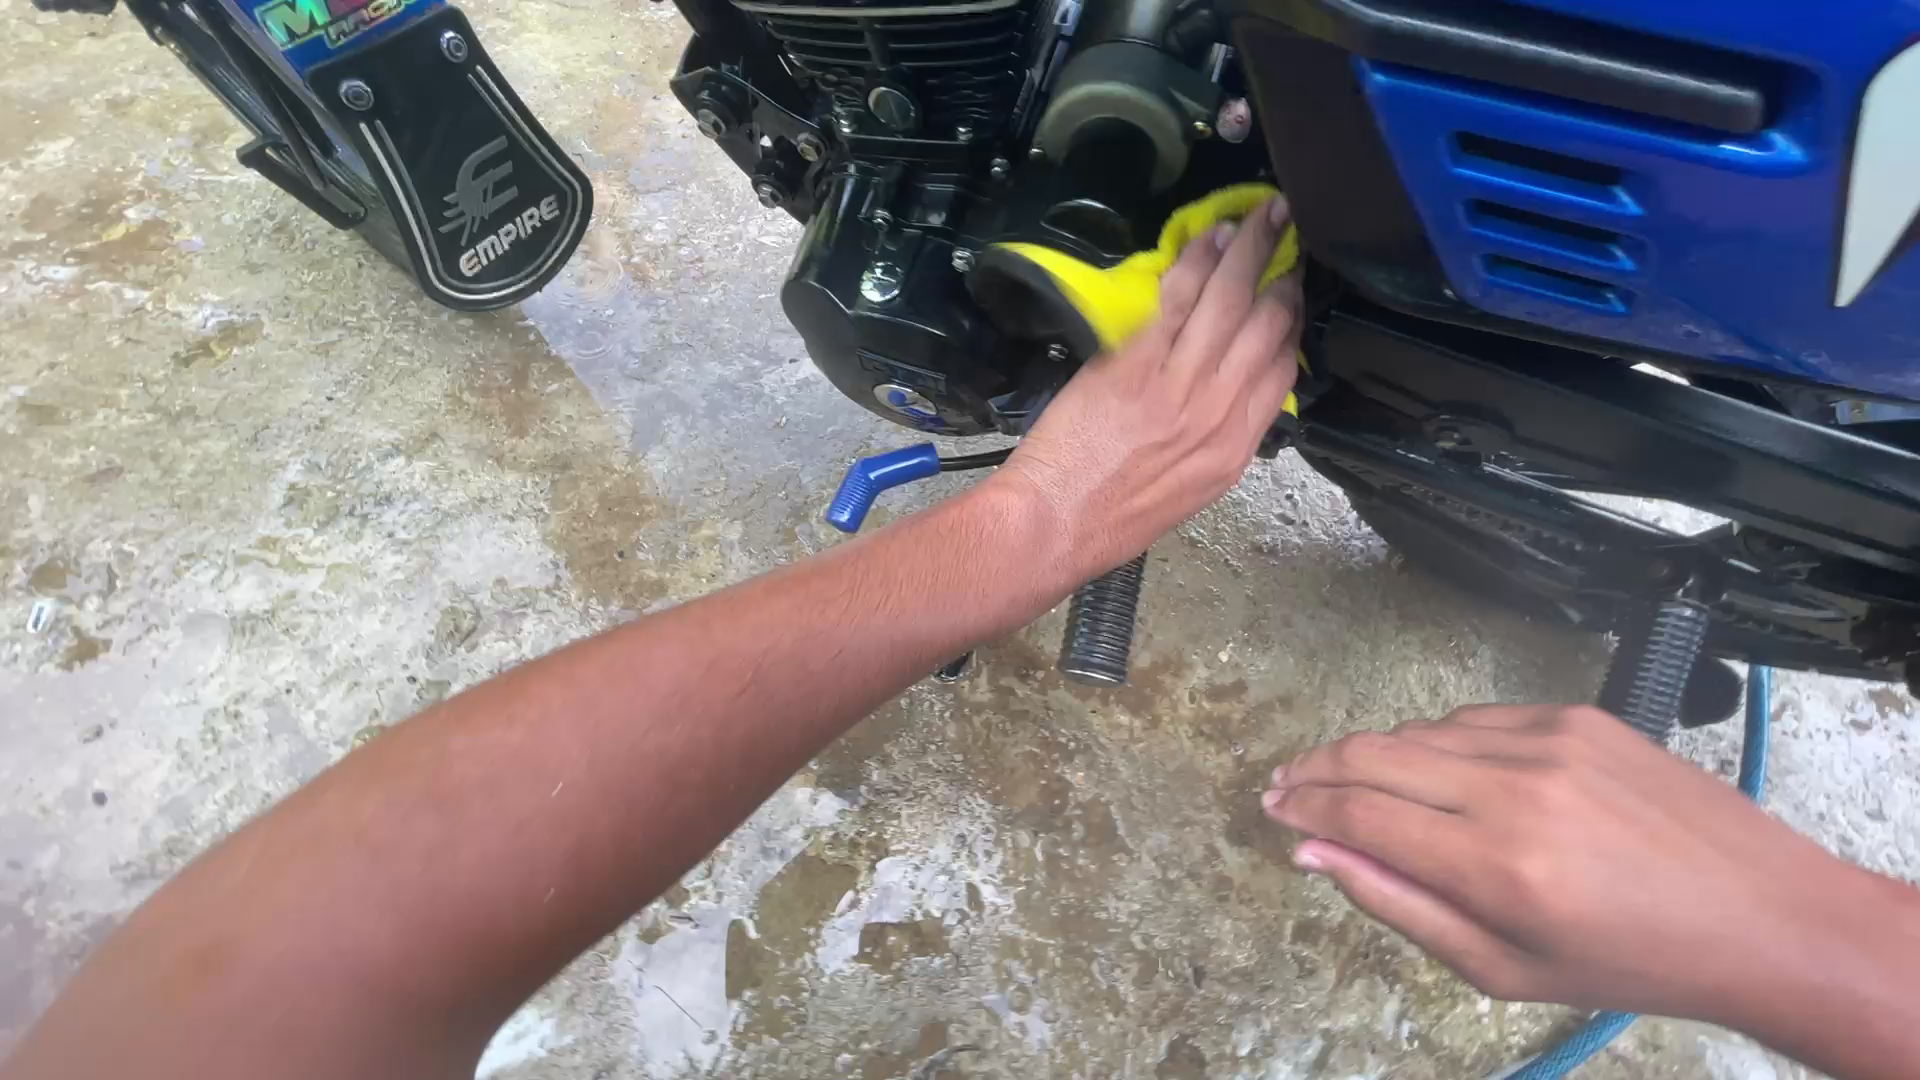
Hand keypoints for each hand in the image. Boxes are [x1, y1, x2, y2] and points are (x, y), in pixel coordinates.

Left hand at [989, 196, 1301, 584]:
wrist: (1055, 525)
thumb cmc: (1111, 520)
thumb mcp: (1185, 493)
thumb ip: (1214, 443)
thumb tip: (1227, 399)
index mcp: (1233, 450)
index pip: (1283, 373)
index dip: (1291, 325)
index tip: (1289, 294)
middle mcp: (1217, 412)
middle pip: (1267, 328)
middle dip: (1285, 275)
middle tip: (1290, 237)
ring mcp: (1178, 386)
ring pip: (1229, 302)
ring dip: (1249, 250)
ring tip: (1264, 215)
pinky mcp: (1135, 365)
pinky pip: (1177, 301)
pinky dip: (1196, 263)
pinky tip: (1209, 238)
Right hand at [1261, 705, 1888, 1024]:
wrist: (1772, 917)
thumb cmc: (1628, 963)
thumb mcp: (1501, 968)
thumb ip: (1394, 904)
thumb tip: (1310, 850)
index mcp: (1497, 868)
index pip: (1357, 816)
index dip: (1300, 809)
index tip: (1270, 809)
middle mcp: (1512, 791)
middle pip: (1367, 756)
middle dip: (1310, 769)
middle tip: (1283, 784)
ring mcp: (1542, 740)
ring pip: (1410, 734)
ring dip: (1370, 759)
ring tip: (1359, 786)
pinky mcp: (1567, 714)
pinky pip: (1464, 720)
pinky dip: (1431, 745)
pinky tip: (1439, 773)